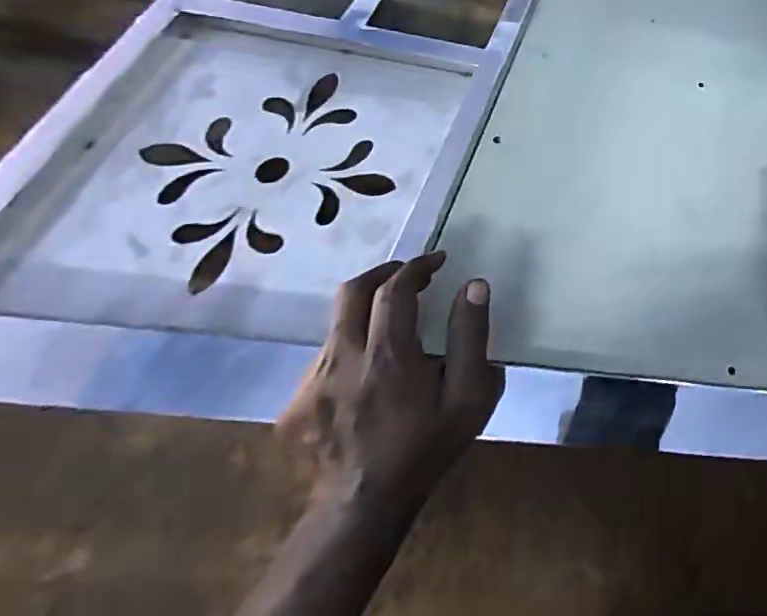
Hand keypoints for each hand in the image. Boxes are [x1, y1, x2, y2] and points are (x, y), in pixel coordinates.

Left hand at [278, 252, 504, 511]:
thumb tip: (473, 286)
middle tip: (409, 274)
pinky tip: (369, 372)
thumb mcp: (471, 393)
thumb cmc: (428, 445)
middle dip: (383, 273)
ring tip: (394, 325)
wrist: (363, 506)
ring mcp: (311, 383)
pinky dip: (350, 347)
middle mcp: (341, 360)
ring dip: (366, 312)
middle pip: (351, 293)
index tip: (437, 260)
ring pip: (336, 326)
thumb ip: (471, 336)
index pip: (394, 289)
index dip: (417, 266)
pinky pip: (323, 359)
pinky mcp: (293, 406)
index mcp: (388, 355)